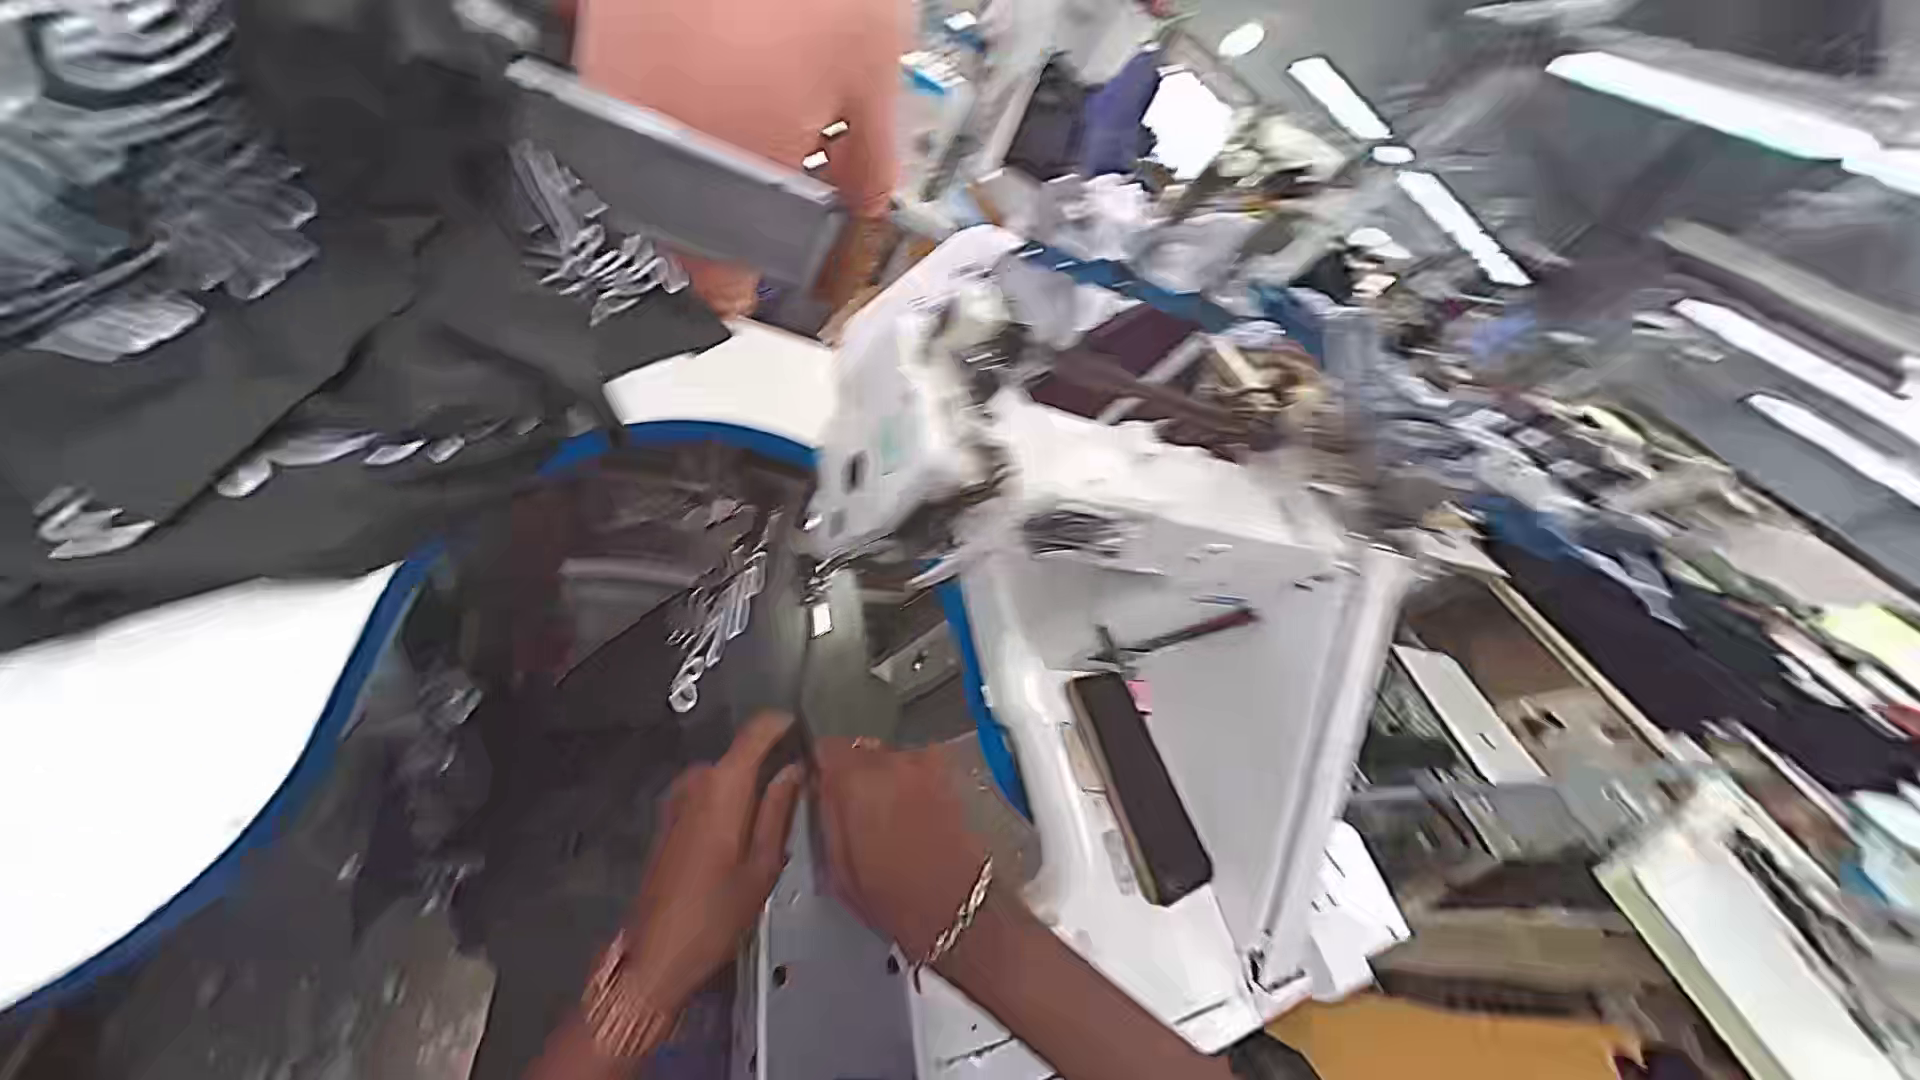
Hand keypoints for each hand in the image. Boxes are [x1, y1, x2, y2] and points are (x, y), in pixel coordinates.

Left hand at [620, 712, 803, 1009]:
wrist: (651, 959)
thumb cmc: (714, 914)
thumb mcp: (763, 864)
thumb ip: (780, 808)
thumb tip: (794, 769)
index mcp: (723, 785)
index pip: (758, 729)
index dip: (784, 723)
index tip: (807, 732)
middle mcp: (697, 781)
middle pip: (744, 753)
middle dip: (772, 764)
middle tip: (799, 793)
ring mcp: (678, 797)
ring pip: (728, 774)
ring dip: (751, 785)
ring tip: (774, 821)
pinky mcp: (669, 816)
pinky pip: (710, 791)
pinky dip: (731, 799)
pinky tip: (742, 835)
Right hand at [814, 738, 989, 957]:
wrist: (955, 903)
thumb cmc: (892, 896)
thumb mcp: (837, 864)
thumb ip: (827, 813)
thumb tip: (821, 789)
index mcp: (853, 781)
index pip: (827, 748)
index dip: (823, 766)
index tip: (825, 781)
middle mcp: (889, 759)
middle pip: (862, 750)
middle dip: (858, 774)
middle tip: (862, 807)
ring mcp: (923, 761)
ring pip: (894, 757)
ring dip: (889, 776)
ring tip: (897, 813)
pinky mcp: (950, 770)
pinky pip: (922, 765)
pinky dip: (917, 780)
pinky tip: (922, 810)